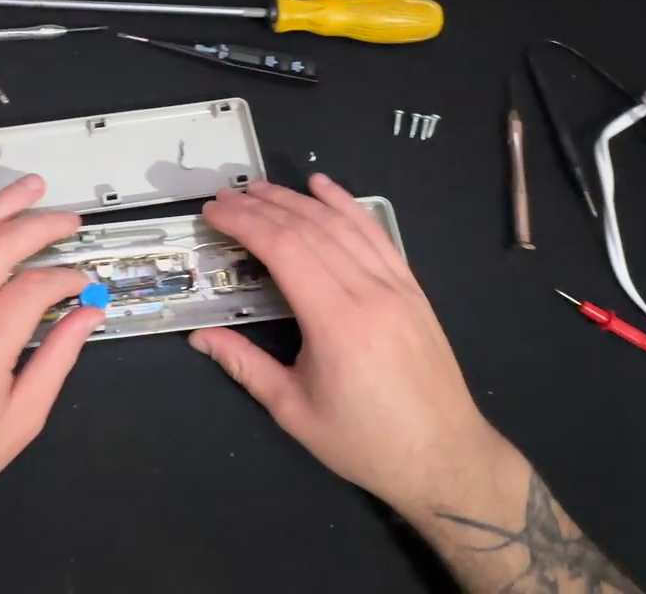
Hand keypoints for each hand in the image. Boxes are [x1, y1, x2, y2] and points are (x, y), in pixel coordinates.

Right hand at [189, 174, 513, 518]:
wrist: (446, 458)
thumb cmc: (365, 441)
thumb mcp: (294, 410)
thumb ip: (244, 366)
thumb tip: (199, 336)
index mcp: (336, 321)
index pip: (283, 249)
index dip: (245, 222)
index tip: (214, 212)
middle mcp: (368, 291)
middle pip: (307, 228)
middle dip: (261, 206)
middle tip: (225, 197)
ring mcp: (395, 284)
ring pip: (340, 224)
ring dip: (296, 199)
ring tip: (260, 188)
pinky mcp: (412, 287)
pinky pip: (375, 233)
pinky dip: (346, 204)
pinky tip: (323, 186)